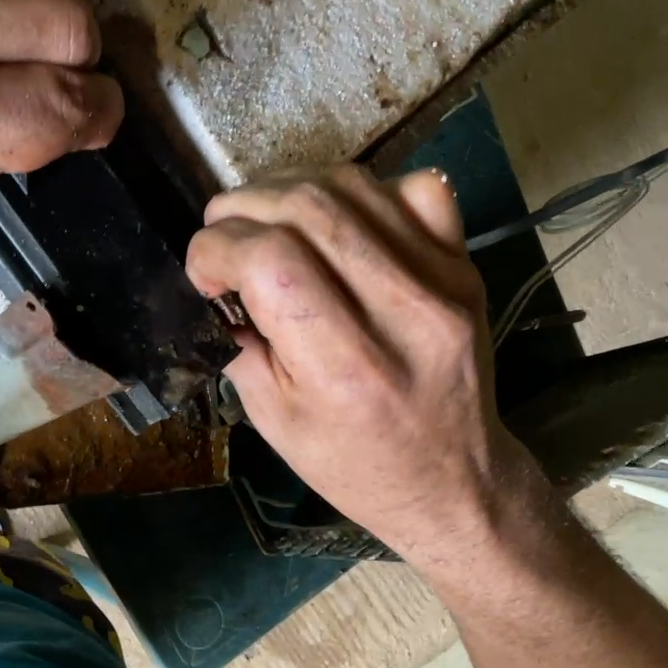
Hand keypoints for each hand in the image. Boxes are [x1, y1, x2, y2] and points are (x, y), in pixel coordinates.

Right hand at [185, 166, 546, 565]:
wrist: (450, 480)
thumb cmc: (351, 465)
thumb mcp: (274, 422)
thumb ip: (241, 344)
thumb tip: (218, 283)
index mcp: (342, 369)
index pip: (269, 261)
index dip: (216, 249)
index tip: (202, 271)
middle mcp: (399, 313)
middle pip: (307, 209)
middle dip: (241, 207)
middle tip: (220, 234)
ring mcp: (443, 282)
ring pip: (353, 187)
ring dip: (289, 189)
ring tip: (263, 219)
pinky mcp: (465, 266)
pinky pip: (416, 189)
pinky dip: (361, 191)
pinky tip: (333, 222)